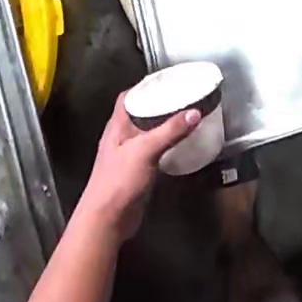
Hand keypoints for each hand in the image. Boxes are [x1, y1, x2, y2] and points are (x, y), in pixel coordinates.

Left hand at [76, 91, 200, 239]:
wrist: (107, 220)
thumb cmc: (119, 180)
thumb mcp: (145, 150)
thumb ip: (170, 131)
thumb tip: (195, 111)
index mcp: (117, 126)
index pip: (128, 97)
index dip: (145, 86)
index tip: (166, 80)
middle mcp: (122, 137)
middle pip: (140, 113)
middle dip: (160, 104)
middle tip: (183, 96)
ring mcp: (129, 155)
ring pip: (149, 132)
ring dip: (165, 124)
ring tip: (186, 115)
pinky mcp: (138, 171)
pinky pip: (155, 150)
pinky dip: (168, 144)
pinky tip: (182, 143)